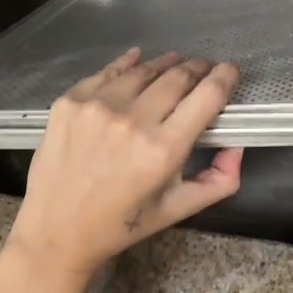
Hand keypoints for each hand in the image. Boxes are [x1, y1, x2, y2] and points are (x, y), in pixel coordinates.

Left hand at [7, 49, 242, 278]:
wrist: (55, 231)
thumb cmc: (121, 224)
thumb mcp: (178, 210)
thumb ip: (219, 181)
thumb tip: (237, 145)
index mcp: (163, 151)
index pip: (207, 96)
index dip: (224, 77)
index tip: (229, 71)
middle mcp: (132, 121)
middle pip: (178, 76)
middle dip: (197, 69)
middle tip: (202, 70)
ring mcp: (97, 107)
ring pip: (144, 70)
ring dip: (165, 65)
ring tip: (173, 65)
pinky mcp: (71, 101)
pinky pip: (108, 72)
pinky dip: (128, 65)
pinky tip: (137, 61)